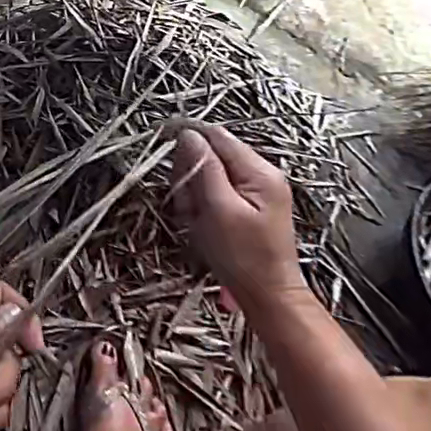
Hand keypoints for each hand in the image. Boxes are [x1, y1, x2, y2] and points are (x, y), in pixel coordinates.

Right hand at [169, 123, 306, 306]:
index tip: (162, 151)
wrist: (268, 297)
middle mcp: (261, 174)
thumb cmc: (244, 257)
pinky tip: (202, 221)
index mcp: (259, 171)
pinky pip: (214, 190)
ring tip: (195, 217)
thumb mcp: (218, 209)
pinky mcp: (248, 203)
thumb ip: (203, 167)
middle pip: (211, 152)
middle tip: (187, 203)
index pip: (216, 135)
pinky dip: (201, 202)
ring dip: (193, 191)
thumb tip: (188, 134)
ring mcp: (255, 189)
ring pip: (208, 171)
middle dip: (190, 173)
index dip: (187, 138)